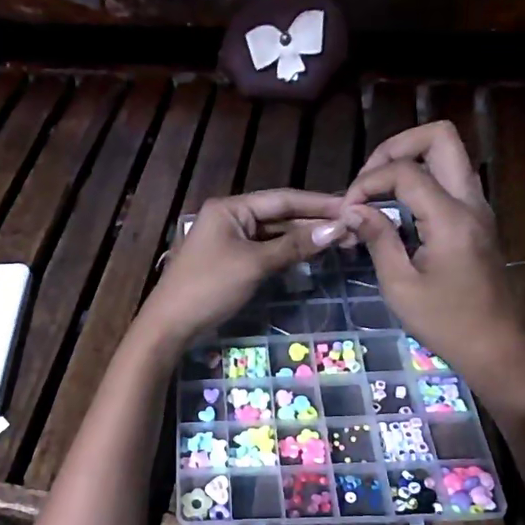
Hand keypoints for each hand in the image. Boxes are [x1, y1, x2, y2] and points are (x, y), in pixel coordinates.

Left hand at [135, 189, 343, 349]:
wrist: (170, 325)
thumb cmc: (208, 288)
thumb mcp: (254, 264)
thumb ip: (294, 246)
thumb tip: (335, 229)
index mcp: (230, 208)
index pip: (283, 199)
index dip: (319, 204)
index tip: (351, 207)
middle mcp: (230, 218)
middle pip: (280, 216)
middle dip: (315, 222)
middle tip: (353, 229)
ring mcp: (229, 240)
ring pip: (274, 235)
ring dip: (304, 239)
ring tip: (340, 241)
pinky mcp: (231, 262)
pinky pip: (265, 251)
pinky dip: (288, 253)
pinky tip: (311, 255)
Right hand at [340, 123, 524, 390]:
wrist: (496, 344)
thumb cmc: (445, 322)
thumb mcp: (400, 286)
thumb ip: (378, 239)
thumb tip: (352, 210)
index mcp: (451, 218)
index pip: (406, 171)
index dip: (368, 182)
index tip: (347, 210)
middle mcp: (470, 201)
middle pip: (440, 137)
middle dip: (397, 148)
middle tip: (369, 179)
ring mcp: (479, 207)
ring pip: (449, 153)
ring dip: (411, 161)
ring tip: (378, 191)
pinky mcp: (478, 219)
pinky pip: (451, 178)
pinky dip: (422, 180)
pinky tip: (398, 209)